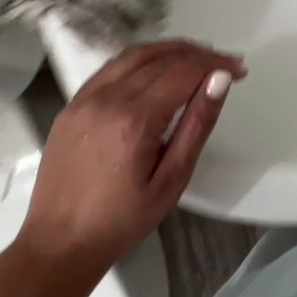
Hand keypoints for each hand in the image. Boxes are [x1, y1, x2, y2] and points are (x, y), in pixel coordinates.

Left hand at [17, 40, 245, 269]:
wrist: (57, 246)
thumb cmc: (121, 220)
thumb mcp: (172, 178)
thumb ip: (198, 124)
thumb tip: (220, 79)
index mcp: (134, 120)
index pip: (184, 71)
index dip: (216, 63)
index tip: (239, 70)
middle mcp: (107, 99)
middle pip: (162, 58)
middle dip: (199, 54)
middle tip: (225, 65)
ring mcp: (84, 100)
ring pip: (135, 55)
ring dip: (171, 50)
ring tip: (197, 59)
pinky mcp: (71, 106)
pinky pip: (112, 67)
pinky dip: (142, 59)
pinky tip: (157, 69)